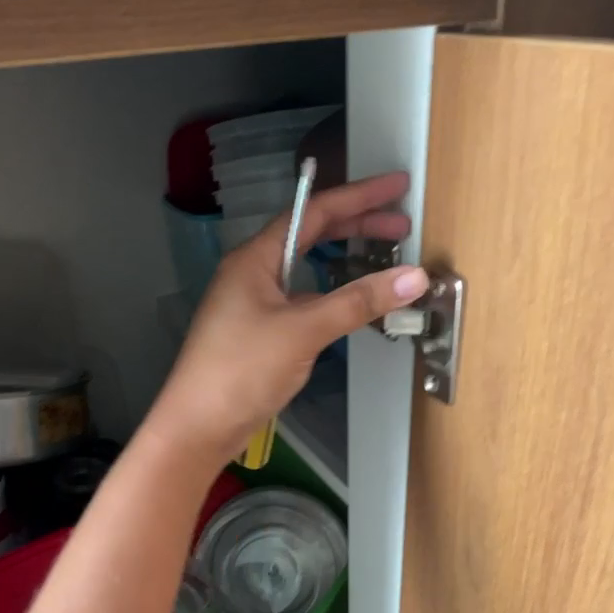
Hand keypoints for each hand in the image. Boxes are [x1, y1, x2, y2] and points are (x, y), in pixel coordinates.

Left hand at [144, 171, 429, 466]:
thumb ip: (358, 302)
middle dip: (357, 225)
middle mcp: (254, 272)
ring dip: (346, 259)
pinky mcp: (262, 332)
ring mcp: (256, 303)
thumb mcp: (303, 330)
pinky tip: (355, 302)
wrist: (199, 426)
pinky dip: (334, 293)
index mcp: (256, 258)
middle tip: (403, 226)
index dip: (358, 196)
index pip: (313, 212)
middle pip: (311, 234)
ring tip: (386, 257)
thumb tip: (414, 277)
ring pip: (308, 268)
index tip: (398, 186)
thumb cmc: (241, 369)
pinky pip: (305, 298)